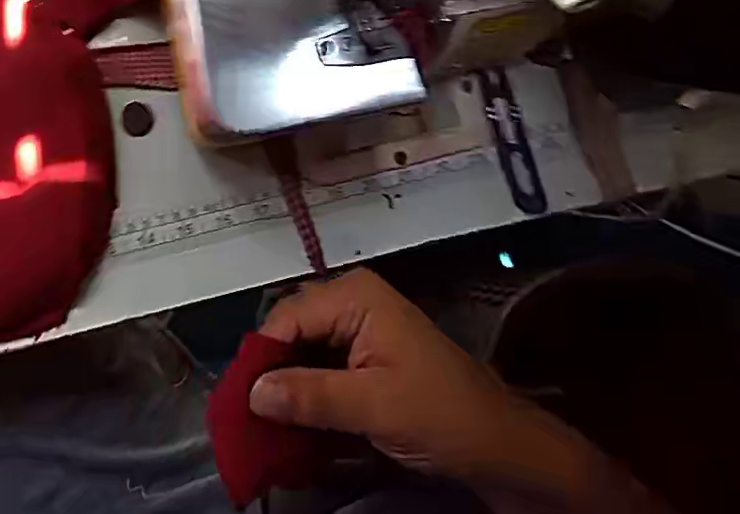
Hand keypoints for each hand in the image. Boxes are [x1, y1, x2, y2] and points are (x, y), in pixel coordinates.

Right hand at [250, 269, 658, 510]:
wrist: (502, 445)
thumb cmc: (443, 413)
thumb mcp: (375, 406)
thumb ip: (311, 396)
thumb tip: (253, 393)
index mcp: (353, 295)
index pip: (287, 317)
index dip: (260, 357)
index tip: (237, 401)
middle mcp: (350, 300)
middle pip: (292, 331)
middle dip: (270, 373)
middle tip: (246, 417)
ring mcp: (356, 326)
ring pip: (302, 351)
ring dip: (285, 387)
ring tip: (261, 425)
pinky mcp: (362, 354)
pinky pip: (319, 367)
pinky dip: (305, 393)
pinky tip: (291, 423)